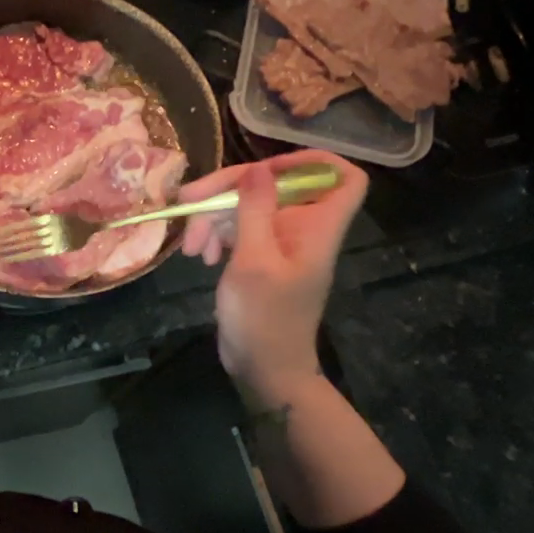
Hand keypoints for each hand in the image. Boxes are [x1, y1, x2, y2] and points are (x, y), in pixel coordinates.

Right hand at [179, 151, 367, 396]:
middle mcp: (303, 229)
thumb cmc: (265, 319)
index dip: (311, 162)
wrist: (264, 370)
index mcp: (318, 226)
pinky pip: (238, 231)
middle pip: (275, 186)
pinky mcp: (258, 260)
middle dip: (231, 190)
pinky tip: (199, 256)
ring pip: (249, 208)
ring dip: (214, 218)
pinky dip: (216, 237)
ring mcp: (279, 245)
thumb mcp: (254, 261)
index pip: (343, 177)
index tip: (268, 167)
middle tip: (190, 198)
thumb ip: (255, 210)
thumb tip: (257, 168)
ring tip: (191, 247)